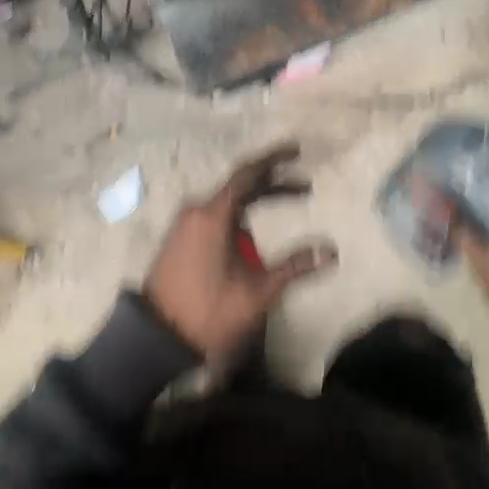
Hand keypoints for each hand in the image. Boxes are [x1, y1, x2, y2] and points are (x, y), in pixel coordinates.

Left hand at [143, 144, 338, 359]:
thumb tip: (332, 251)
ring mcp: (185, 224)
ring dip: (257, 200)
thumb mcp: (257, 292)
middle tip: (306, 188)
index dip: (274, 158)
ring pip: (228, 201)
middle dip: (274, 184)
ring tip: (287, 205)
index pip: (248, 173)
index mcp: (213, 215)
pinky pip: (215, 214)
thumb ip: (294, 266)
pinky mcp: (180, 238)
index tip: (297, 150)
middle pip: (241, 187)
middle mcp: (196, 211)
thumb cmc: (209, 312)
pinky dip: (239, 213)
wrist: (156, 338)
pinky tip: (254, 228)